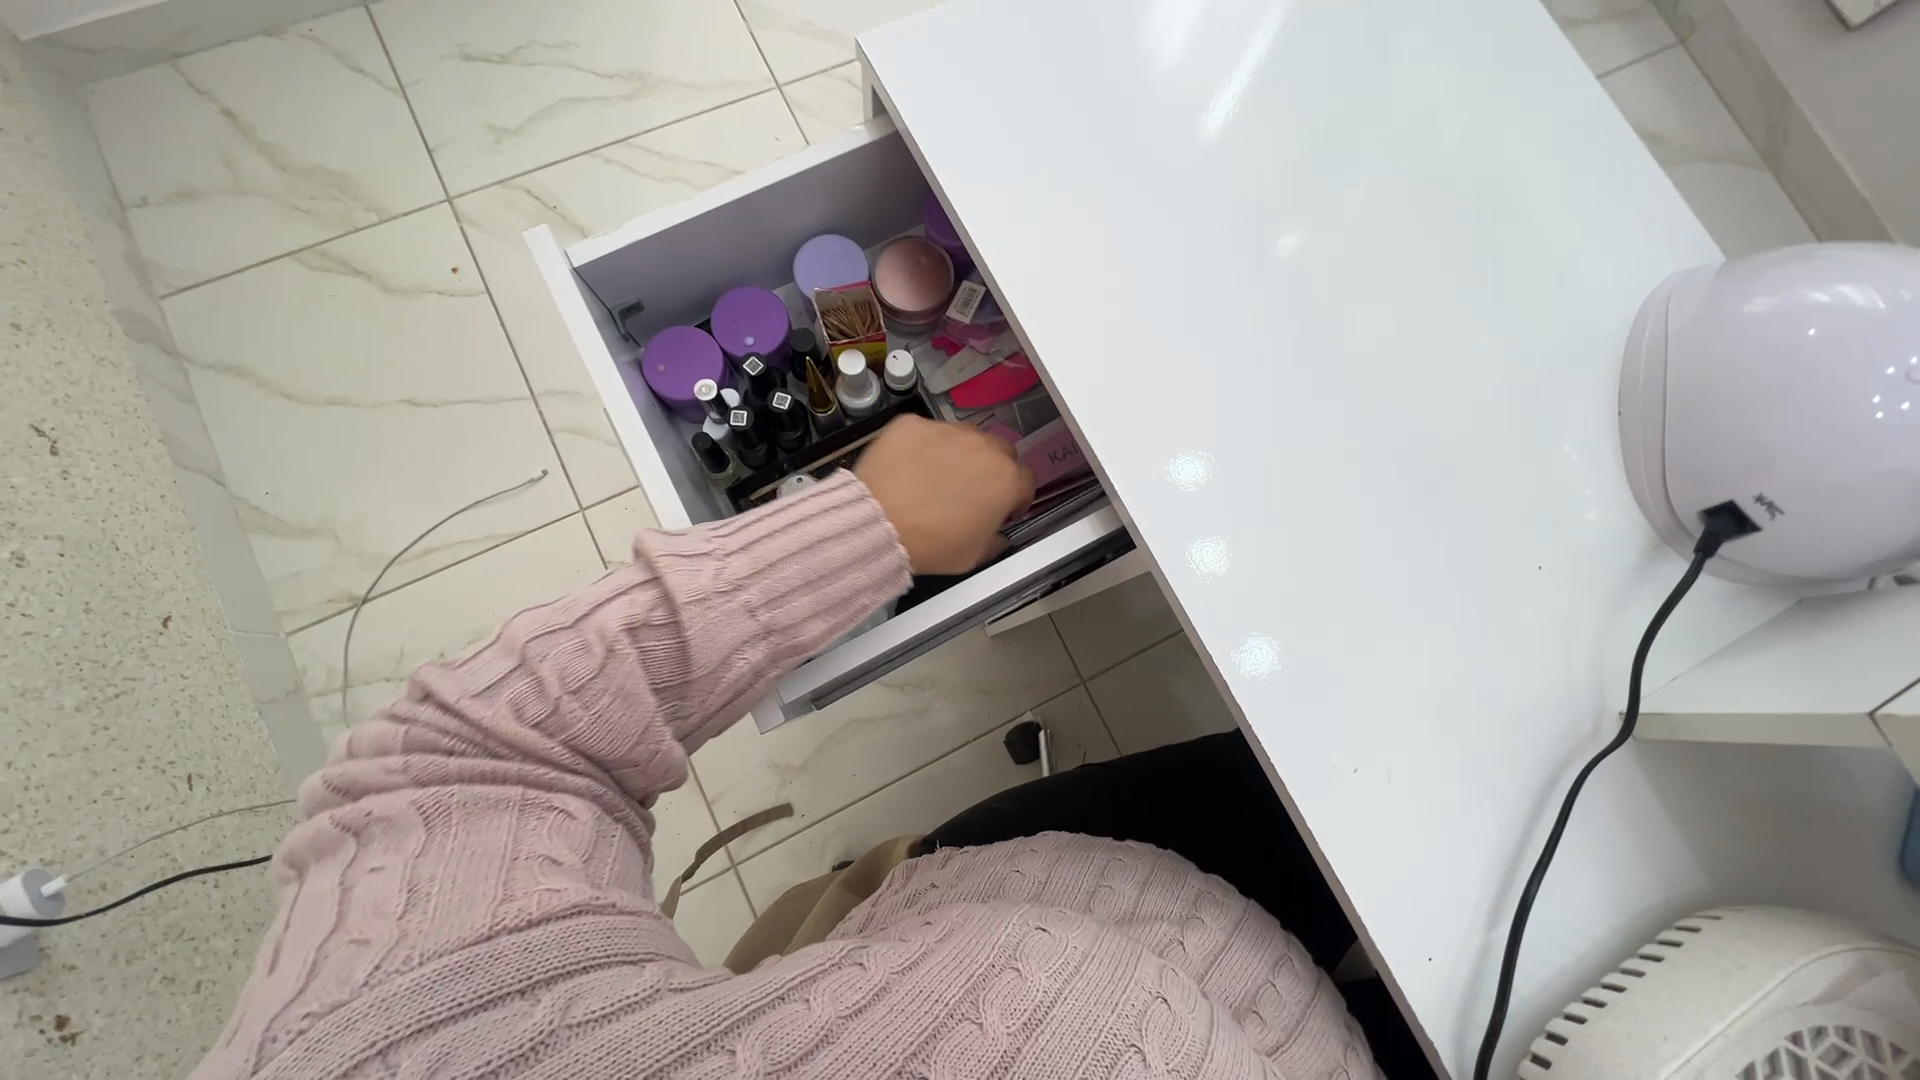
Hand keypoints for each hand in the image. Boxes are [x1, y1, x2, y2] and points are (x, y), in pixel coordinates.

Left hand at [856, 416, 1035, 574]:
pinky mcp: (914, 424)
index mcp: (1006, 480)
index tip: (1004, 507)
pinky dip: (922, 446)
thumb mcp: (973, 556)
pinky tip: (909, 468)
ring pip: (963, 437)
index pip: (1026, 481)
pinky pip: (925, 432)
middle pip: (999, 451)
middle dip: (991, 469)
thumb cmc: (929, 544)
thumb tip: (997, 537)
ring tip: (935, 478)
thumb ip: (994, 541)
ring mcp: (947, 430)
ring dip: (958, 453)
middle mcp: (982, 447)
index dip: (1016, 497)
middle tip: (970, 490)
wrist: (880, 524)